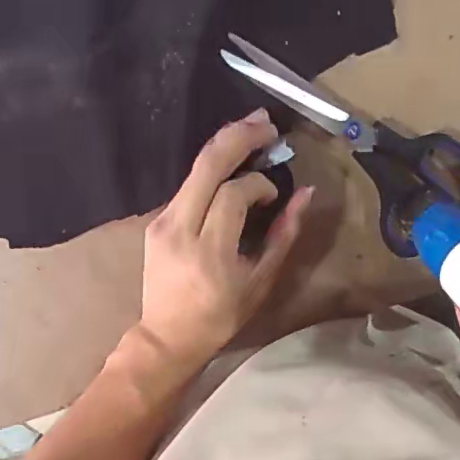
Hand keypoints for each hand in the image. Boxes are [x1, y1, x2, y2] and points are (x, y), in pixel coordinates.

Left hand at [137, 109, 312, 369]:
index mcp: (208, 250)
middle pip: (207, 165)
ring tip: (252, 132)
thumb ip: (283, 236)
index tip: (273, 195)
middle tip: (267, 123)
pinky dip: (209, 173)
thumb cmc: (219, 317)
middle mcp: (179, 229)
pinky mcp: (154, 223)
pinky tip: (228, 167)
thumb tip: (306, 194)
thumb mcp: (259, 283)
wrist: (167, 337)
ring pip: (193, 170)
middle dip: (239, 136)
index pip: (233, 194)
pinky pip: (186, 188)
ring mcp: (161, 223)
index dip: (259, 185)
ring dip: (223, 147)